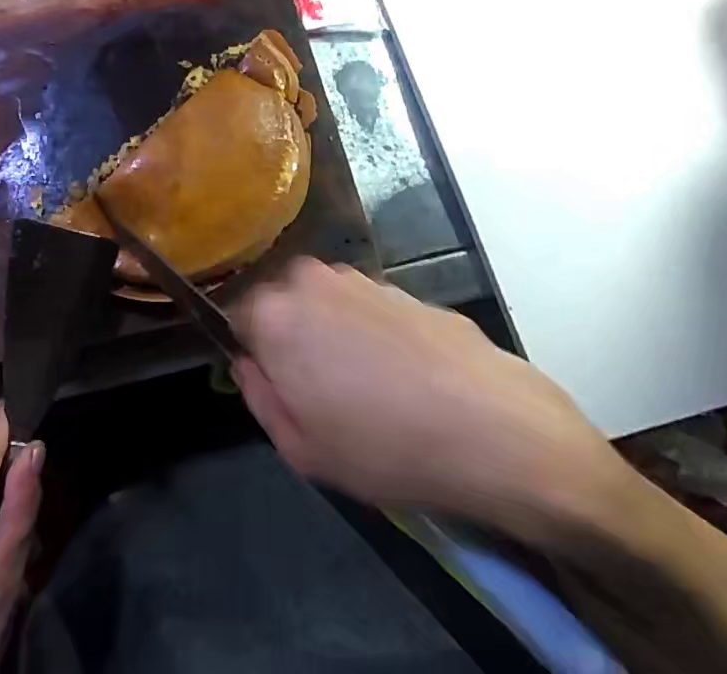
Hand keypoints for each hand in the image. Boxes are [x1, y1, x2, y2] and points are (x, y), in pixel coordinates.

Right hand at [230, 259, 625, 540]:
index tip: (268, 381)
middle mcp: (315, 281)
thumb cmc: (383, 447)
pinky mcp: (405, 287)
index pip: (235, 315)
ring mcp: (365, 279)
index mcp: (277, 314)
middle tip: (313, 387)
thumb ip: (259, 395)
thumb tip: (249, 363)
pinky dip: (369, 330)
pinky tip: (400, 374)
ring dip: (330, 331)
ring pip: (326, 301)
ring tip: (362, 384)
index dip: (248, 350)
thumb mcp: (300, 447)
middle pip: (282, 301)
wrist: (491, 427)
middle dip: (288, 334)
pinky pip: (366, 306)